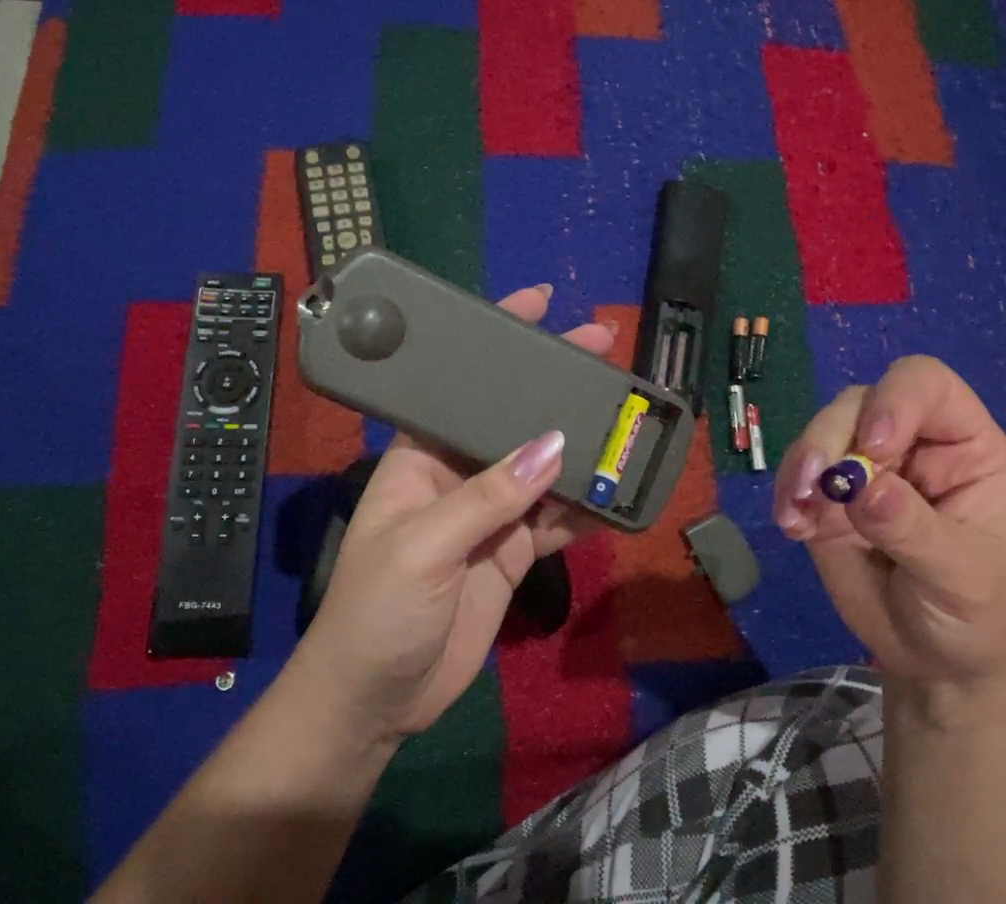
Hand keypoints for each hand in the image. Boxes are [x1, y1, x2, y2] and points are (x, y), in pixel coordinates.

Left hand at [290, 284, 613, 742]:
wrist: (378, 698)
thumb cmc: (377, 612)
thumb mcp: (422, 547)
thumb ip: (487, 496)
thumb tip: (552, 445)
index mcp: (418, 459)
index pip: (457, 390)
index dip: (492, 346)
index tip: (537, 306)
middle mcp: (457, 477)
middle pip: (511, 423)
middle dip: (552, 388)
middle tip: (605, 351)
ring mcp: (489, 516)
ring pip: (542, 470)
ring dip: (580, 448)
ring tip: (628, 416)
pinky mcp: (512, 555)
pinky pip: (555, 521)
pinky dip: (586, 508)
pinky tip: (620, 490)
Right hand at [773, 356, 1005, 693]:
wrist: (938, 660)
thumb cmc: (977, 612)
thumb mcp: (962, 575)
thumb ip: (912, 528)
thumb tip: (861, 487)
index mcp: (963, 445)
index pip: (927, 387)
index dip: (896, 399)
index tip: (874, 445)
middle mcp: (910, 443)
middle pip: (859, 403)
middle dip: (830, 438)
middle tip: (814, 486)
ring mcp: (864, 468)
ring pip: (820, 435)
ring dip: (801, 468)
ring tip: (799, 519)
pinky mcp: (828, 498)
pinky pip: (796, 476)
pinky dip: (786, 496)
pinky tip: (794, 530)